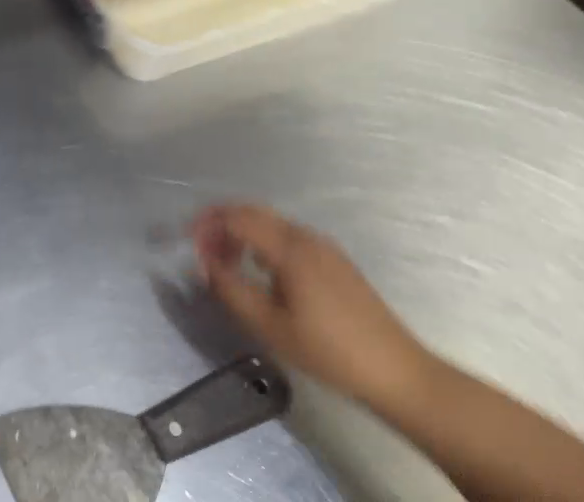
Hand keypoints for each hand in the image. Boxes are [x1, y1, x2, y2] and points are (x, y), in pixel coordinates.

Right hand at [192, 203, 432, 411]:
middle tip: (200, 248)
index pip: (236, 217)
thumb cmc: (328, 350)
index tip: (187, 243)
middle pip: (252, 212)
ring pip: (270, 223)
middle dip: (220, 222)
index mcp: (290, 248)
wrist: (396, 372)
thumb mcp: (268, 325)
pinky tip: (257, 269)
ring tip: (224, 261)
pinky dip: (261, 241)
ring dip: (240, 232)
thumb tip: (202, 263)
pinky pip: (287, 236)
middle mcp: (307, 237)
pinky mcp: (334, 261)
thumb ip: (229, 289)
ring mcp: (324, 247)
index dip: (206, 224)